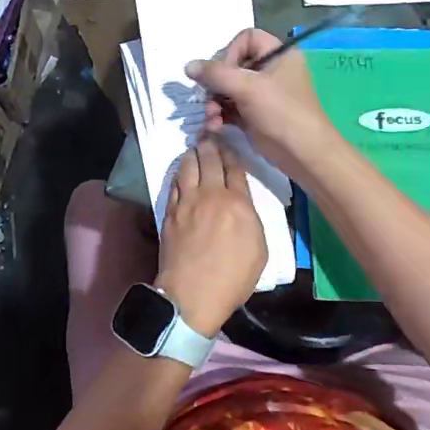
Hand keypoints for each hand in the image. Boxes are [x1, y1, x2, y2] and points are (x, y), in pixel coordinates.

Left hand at [155, 137, 264, 334]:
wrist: (193, 295)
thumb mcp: (259, 250)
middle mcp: (212, 195)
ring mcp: (188, 202)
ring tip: (196, 147)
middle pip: (211, 161)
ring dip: (194, 153)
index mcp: (238, 203)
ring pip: (189, 167)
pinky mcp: (170, 213)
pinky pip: (175, 184)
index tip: (231, 144)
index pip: (236, 168)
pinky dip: (180, 172)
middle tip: (211, 134)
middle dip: (212, 145)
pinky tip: (182, 170)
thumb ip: (252, 220)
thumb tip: (245, 206)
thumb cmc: (233, 278)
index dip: (233, 153)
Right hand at [186, 28, 344, 182]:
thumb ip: (216, 74)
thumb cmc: (282, 112)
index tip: (223, 72)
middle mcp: (270, 71)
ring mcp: (262, 95)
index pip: (246, 38)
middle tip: (208, 98)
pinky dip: (220, 115)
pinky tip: (213, 126)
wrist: (303, 153)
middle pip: (232, 65)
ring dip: (214, 102)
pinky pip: (230, 108)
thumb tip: (188, 65)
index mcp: (278, 55)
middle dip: (215, 83)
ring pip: (228, 89)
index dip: (230, 52)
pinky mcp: (255, 115)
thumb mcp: (248, 88)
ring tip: (211, 117)